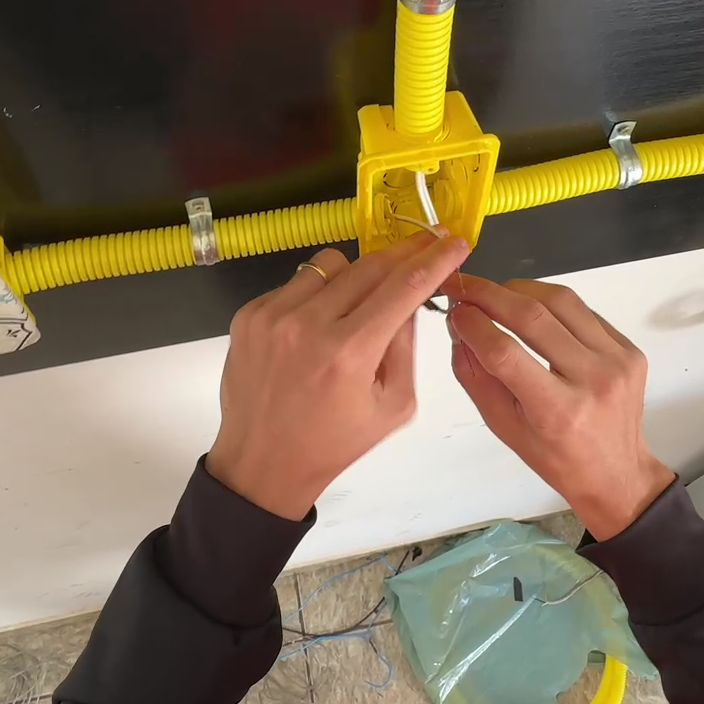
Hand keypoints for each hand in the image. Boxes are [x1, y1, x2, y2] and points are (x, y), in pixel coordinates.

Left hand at [209, 230, 471, 518]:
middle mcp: (307, 326)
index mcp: (349, 353)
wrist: (261, 463)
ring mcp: (272, 316)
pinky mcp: (249, 315)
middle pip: (370, 264)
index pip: (404, 286)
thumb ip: (405, 345)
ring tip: (357, 303)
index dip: (435, 258)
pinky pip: (297, 281)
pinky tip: (317, 325)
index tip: (454, 240)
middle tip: (426, 246)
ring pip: (331, 263)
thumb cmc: (332, 443)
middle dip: (405, 252)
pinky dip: (317, 294)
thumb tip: (409, 297)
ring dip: (356, 274)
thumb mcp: (392, 405)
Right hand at [445, 276, 674, 539]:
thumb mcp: (503, 427)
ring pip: (559, 300)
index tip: (453, 310)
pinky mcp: (628, 347)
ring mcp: (617, 360)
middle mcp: (593, 380)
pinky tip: (529, 307)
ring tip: (493, 293)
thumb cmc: (554, 458)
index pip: (505, 353)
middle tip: (463, 286)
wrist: (617, 472)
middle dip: (489, 294)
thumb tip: (458, 327)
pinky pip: (581, 309)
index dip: (473, 324)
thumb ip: (475, 377)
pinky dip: (548, 301)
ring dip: (518, 289)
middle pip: (532, 317)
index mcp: (557, 411)